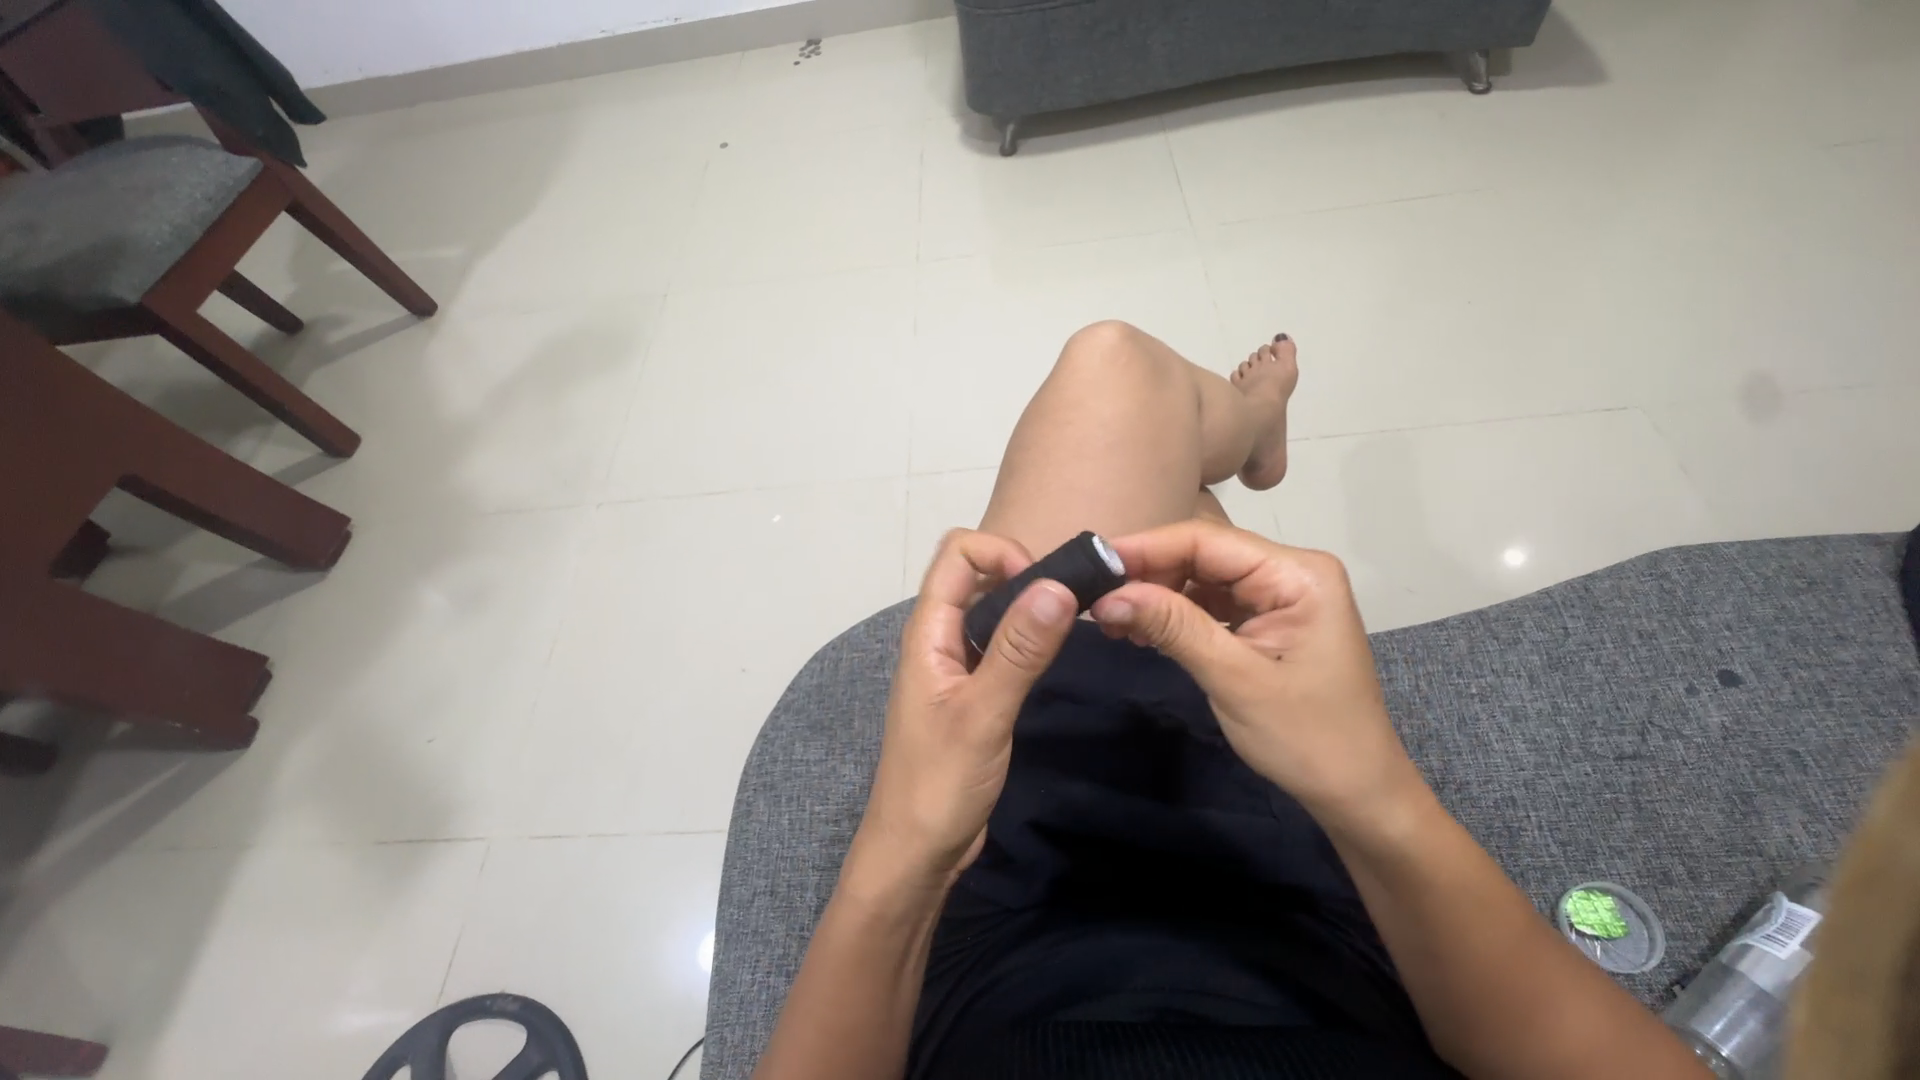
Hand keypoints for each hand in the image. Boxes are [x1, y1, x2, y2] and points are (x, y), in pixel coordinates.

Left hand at [853, 529, 1076, 890]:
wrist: (915, 852)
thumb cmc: (940, 784)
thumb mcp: (983, 714)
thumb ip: (1018, 650)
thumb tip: (1057, 585)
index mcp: (927, 632)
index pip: (958, 553)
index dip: (1002, 552)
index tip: (1046, 587)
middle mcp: (938, 639)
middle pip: (975, 575)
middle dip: (1022, 572)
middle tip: (1072, 601)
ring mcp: (954, 667)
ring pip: (989, 611)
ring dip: (1027, 606)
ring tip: (1074, 622)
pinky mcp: (971, 694)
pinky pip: (998, 646)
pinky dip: (1027, 638)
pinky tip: (1054, 656)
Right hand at [1089, 520, 1426, 831]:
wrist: (1355, 792)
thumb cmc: (1307, 738)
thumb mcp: (1234, 679)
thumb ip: (1173, 627)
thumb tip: (1106, 595)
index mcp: (1298, 574)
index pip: (1206, 540)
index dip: (1145, 548)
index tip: (1091, 565)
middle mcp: (1289, 571)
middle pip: (1201, 553)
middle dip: (1147, 574)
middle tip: (1094, 599)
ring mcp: (1278, 595)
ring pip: (1199, 577)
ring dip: (1155, 595)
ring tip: (1111, 620)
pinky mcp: (1265, 619)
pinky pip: (1209, 602)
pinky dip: (1173, 615)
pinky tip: (1141, 630)